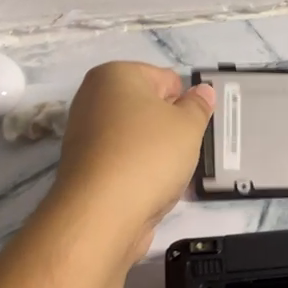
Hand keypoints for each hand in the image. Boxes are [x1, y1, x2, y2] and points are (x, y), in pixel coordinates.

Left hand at [53, 62, 213, 250]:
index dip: (187, 103)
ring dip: (158, 152)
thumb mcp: (188, 127)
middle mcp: (93, 97)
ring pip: (137, 137)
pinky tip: (152, 188)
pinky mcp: (85, 166)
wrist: (103, 212)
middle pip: (148, 108)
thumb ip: (199, 106)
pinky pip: (123, 160)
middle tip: (187, 150)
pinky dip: (140, 171)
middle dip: (171, 128)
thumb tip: (203, 91)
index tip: (195, 129)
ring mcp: (85, 133)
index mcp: (116, 75)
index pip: (166, 78)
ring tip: (171, 174)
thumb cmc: (149, 156)